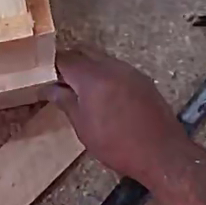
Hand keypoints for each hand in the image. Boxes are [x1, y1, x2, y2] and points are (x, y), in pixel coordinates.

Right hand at [42, 48, 191, 185]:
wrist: (161, 153)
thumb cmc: (117, 145)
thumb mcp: (83, 126)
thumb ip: (65, 101)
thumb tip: (49, 88)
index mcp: (93, 77)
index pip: (65, 58)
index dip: (51, 66)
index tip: (44, 79)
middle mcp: (112, 66)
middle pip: (83, 51)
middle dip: (69, 62)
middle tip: (60, 83)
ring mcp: (130, 71)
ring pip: (101, 58)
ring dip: (88, 68)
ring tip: (80, 92)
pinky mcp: (142, 80)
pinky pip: (117, 68)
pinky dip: (104, 75)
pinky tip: (103, 97)